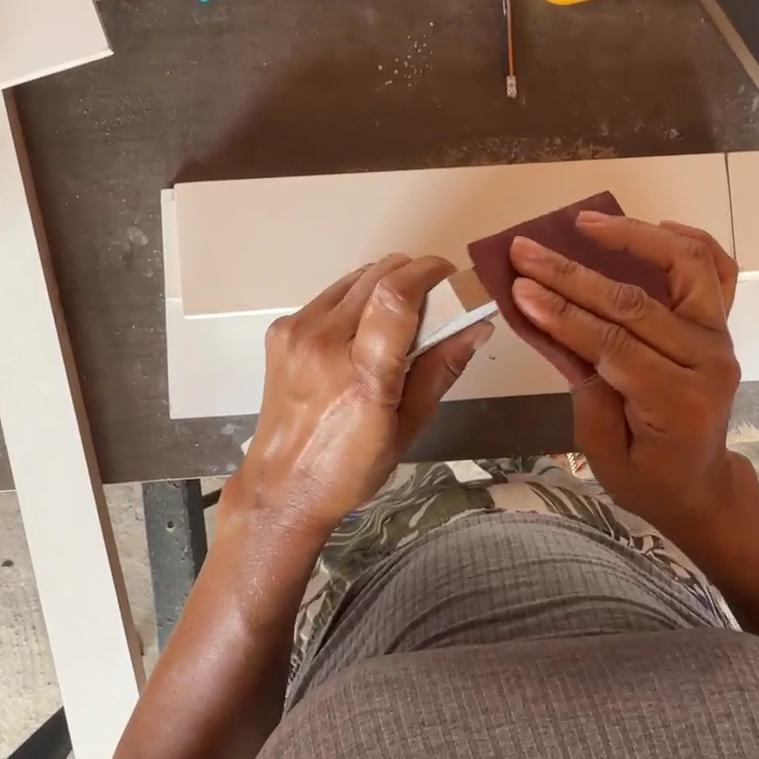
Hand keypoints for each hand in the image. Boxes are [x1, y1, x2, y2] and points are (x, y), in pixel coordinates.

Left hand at [224, 255, 492, 541]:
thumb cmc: (352, 468)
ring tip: (398, 319)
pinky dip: (356, 301)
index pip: (395, 296)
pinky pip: (330, 296)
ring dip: (384, 285)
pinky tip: (361, 332)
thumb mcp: (409, 426)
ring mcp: (296, 332)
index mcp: (362, 374)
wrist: (282, 485)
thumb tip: (478, 325)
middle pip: (377, 275)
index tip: (450, 277)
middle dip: (413, 276)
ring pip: (354, 279)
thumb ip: (442, 368)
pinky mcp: (280, 330)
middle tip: (433, 301)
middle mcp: (324, 342)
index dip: (428, 273)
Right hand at [508, 213, 744, 534]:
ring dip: (635, 237)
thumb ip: (584, 386)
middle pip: (636, 302)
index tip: (518, 287)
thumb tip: (550, 324)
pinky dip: (689, 242)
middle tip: (525, 251)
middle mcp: (708, 361)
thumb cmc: (648, 479)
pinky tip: (656, 227)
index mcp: (678, 401)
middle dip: (572, 274)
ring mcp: (721, 337)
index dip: (562, 313)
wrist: (701, 485)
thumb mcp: (604, 450)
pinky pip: (717, 270)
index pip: (612, 345)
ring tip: (586, 222)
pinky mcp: (722, 326)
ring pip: (686, 266)